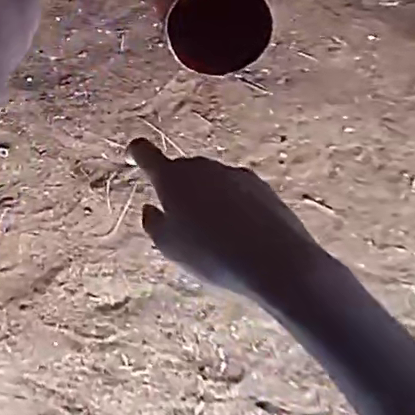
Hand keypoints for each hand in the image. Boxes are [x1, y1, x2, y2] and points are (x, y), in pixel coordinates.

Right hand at [130, 140, 324, 301]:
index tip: (133, 157)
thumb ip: (153, 223)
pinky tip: (244, 236)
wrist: (280, 264)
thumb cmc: (212, 255)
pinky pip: (237, 192)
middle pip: (182, 171)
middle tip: (184, 223)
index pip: (144, 151)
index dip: (136, 153)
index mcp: (171, 176)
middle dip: (180, 190)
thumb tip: (151, 208)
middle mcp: (199, 166)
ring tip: (219, 237)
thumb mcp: (169, 246)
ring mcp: (232, 173)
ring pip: (210, 182)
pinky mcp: (261, 187)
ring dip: (208, 199)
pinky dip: (234, 207)